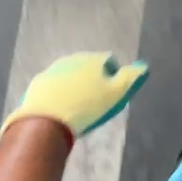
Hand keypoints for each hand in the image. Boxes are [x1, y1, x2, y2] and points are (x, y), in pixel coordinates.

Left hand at [1, 52, 149, 139]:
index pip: (110, 62)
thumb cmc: (87, 108)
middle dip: (93, 79)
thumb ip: (132, 78)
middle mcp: (73, 59)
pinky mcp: (37, 83)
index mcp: (94, 59)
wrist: (46, 122)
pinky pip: (53, 86)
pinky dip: (58, 94)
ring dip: (75, 86)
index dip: (113, 77)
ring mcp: (53, 70)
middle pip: (88, 67)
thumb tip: (144, 66)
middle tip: (95, 101)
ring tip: (77, 107)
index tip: (111, 94)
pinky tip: (60, 110)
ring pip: (70, 76)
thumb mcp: (117, 94)